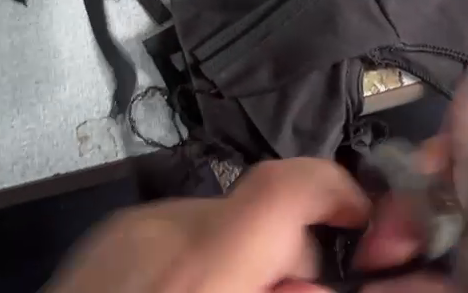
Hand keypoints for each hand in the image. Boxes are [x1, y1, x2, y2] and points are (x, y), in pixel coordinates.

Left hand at [47, 158, 371, 292]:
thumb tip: (316, 281)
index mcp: (199, 274)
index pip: (286, 186)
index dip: (337, 190)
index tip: (360, 221)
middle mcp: (159, 231)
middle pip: (261, 206)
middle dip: (289, 251)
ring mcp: (127, 229)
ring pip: (220, 220)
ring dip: (241, 260)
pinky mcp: (106, 236)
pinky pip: (177, 232)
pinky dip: (199, 262)